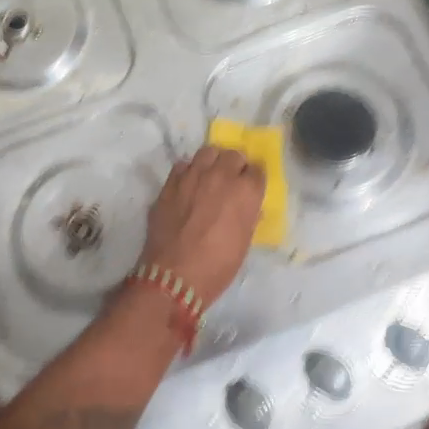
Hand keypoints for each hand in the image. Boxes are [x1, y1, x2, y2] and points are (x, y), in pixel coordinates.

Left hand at [137, 146, 264, 307]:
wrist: (175, 276)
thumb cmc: (217, 266)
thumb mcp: (244, 242)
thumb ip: (248, 216)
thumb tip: (248, 207)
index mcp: (246, 192)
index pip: (257, 170)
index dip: (253, 180)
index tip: (250, 189)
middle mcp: (221, 176)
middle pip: (233, 155)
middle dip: (235, 166)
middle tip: (231, 182)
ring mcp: (193, 176)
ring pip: (208, 152)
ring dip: (212, 162)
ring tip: (209, 177)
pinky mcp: (170, 183)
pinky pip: (183, 166)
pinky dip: (189, 172)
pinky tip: (188, 187)